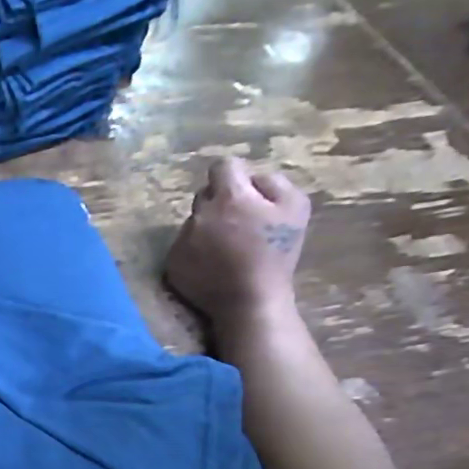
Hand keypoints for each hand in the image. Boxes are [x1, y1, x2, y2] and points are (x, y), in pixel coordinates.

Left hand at [164, 157, 311, 328]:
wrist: (249, 302)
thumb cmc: (276, 256)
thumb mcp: (295, 209)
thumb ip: (275, 182)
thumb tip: (254, 177)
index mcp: (229, 196)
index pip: (222, 166)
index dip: (236, 175)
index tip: (245, 192)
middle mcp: (199, 213)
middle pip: (205, 194)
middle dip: (220, 202)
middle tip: (238, 225)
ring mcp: (182, 239)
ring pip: (194, 222)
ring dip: (207, 229)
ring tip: (226, 252)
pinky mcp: (173, 263)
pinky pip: (183, 248)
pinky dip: (195, 253)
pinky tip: (212, 268)